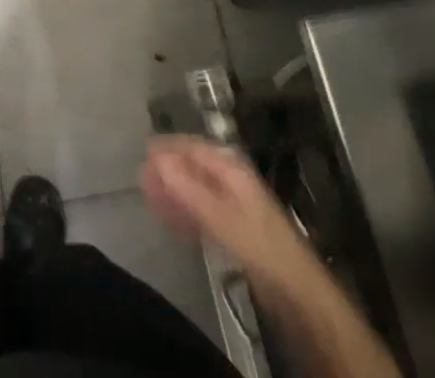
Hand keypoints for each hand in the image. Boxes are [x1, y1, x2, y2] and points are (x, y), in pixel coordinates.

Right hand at [140, 136, 320, 292]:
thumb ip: (187, 187)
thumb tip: (157, 158)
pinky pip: (202, 213)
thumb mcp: (219, 214)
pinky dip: (185, 213)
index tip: (144, 151)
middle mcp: (232, 183)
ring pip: (197, 191)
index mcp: (232, 171)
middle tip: (141, 178)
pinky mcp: (232, 230)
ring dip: (174, 192)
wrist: (293, 285)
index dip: (170, 148)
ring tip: (149, 197)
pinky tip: (170, 221)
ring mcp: (233, 206)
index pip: (196, 149)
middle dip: (169, 171)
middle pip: (195, 169)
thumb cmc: (257, 244)